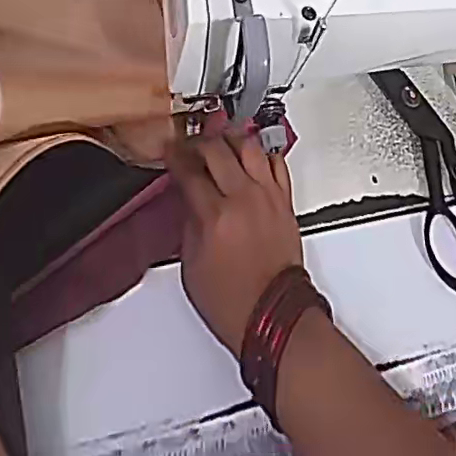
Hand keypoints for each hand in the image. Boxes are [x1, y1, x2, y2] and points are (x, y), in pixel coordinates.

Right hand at [168, 131, 302, 348]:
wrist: (274, 316)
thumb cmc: (235, 302)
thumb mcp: (192, 267)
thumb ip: (189, 224)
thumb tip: (188, 198)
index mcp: (216, 217)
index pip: (189, 171)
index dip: (175, 155)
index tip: (171, 150)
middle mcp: (244, 200)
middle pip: (217, 149)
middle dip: (199, 143)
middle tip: (192, 145)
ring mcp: (267, 197)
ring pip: (249, 146)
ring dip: (231, 140)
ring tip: (221, 142)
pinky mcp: (285, 201)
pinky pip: (277, 162)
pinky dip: (263, 154)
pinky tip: (253, 156)